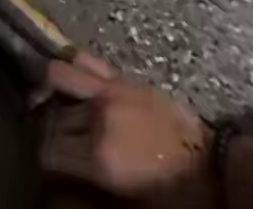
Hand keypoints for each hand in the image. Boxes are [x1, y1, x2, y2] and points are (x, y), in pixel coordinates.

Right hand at [37, 53, 213, 207]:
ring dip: (53, 89)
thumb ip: (86, 181)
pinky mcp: (122, 77)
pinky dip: (73, 65)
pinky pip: (85, 58)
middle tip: (54, 137)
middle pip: (51, 116)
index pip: (46, 150)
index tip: (49, 161)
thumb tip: (60, 173)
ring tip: (53, 100)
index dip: (43, 157)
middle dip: (46, 127)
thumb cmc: (169, 193)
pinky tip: (75, 79)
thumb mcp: (126, 199)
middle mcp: (97, 118)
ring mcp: (109, 91)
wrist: (210, 166)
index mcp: (99, 157)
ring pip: (59, 75)